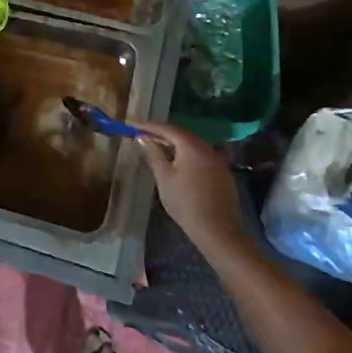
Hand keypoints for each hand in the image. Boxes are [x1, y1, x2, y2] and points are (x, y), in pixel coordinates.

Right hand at [129, 121, 245, 248]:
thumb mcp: (165, 179)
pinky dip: (185, 156)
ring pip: (191, 146)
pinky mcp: (222, 172)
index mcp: (193, 146)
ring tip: (155, 149)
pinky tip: (176, 164)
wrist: (217, 229)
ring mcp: (218, 160)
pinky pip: (200, 157)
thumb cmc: (186, 203)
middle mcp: (208, 147)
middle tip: (140, 136)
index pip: (167, 128)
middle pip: (181, 135)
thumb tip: (143, 139)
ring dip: (173, 146)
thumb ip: (154, 155)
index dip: (147, 125)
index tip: (129, 123)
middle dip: (160, 134)